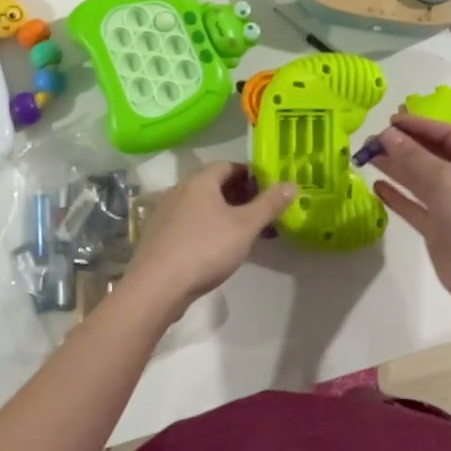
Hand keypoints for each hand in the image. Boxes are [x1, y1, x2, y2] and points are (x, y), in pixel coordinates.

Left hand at [127, 163, 295, 310]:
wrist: (158, 285)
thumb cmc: (206, 248)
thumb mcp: (245, 226)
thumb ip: (269, 205)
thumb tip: (292, 184)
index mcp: (199, 181)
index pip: (227, 165)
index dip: (249, 174)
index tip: (267, 190)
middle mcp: (178, 190)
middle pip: (212, 184)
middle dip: (237, 194)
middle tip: (258, 212)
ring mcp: (164, 213)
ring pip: (199, 205)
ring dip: (220, 212)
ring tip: (240, 232)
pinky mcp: (157, 235)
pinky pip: (187, 222)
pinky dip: (204, 227)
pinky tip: (214, 248)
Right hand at [368, 114, 450, 314]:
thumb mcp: (446, 180)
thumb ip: (414, 157)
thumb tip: (386, 135)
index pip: (446, 135)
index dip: (420, 126)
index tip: (390, 122)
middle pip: (430, 155)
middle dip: (402, 146)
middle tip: (371, 140)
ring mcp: (450, 207)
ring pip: (418, 180)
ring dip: (395, 167)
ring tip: (367, 157)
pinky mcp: (437, 229)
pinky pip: (413, 206)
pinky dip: (397, 196)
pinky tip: (377, 187)